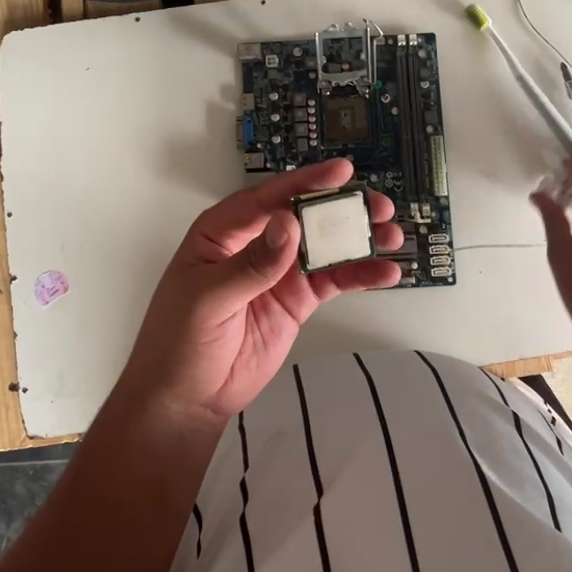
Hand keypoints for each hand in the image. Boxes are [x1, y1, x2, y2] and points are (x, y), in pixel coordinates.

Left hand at [115, 158, 403, 427]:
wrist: (186, 399)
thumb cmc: (179, 341)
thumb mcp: (207, 300)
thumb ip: (250, 264)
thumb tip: (288, 223)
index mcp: (224, 230)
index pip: (268, 198)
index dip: (305, 183)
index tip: (341, 172)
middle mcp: (256, 242)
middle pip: (305, 215)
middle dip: (342, 208)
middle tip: (378, 205)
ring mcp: (280, 271)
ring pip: (325, 245)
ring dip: (358, 238)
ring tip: (391, 235)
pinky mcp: (297, 299)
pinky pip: (333, 280)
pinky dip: (360, 275)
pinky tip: (386, 272)